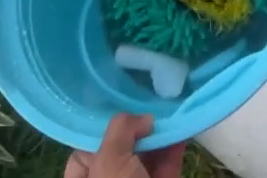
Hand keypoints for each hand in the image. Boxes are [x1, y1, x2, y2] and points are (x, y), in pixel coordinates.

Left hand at [64, 114, 184, 177]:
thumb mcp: (108, 160)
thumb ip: (121, 129)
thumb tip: (145, 120)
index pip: (84, 151)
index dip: (102, 129)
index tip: (121, 107)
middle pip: (120, 148)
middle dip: (136, 127)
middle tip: (149, 105)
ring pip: (146, 153)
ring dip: (159, 132)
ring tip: (169, 110)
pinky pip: (167, 160)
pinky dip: (175, 142)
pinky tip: (181, 124)